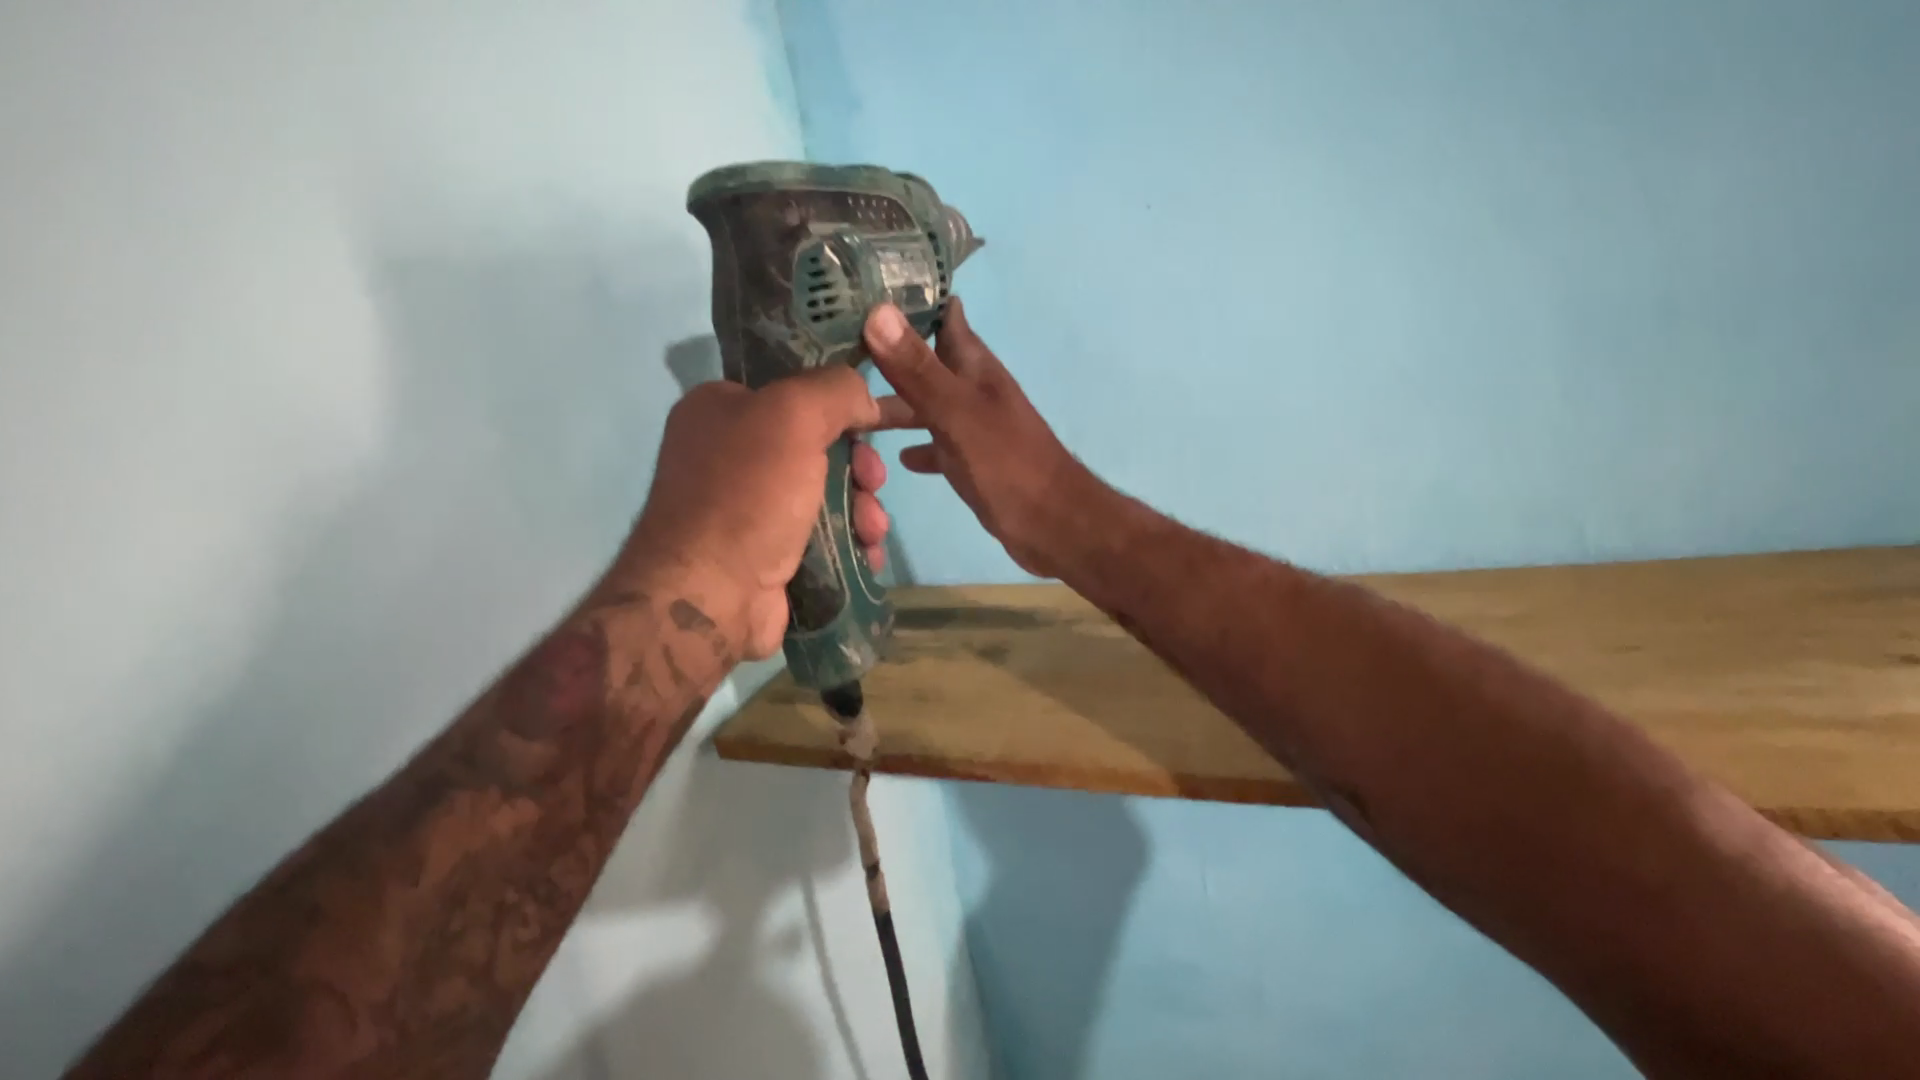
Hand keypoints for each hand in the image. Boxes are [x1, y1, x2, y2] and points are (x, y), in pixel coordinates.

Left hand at [625, 366, 893, 659]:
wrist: (712, 595)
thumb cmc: (748, 493)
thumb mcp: (794, 415)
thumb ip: (836, 389)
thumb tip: (866, 398)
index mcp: (720, 409)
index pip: (793, 391)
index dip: (840, 406)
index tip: (872, 425)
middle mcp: (729, 455)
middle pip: (820, 447)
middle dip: (859, 468)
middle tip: (872, 484)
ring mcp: (748, 509)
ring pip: (829, 495)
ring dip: (862, 509)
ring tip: (871, 531)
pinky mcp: (768, 554)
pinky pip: (824, 537)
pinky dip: (851, 543)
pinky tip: (867, 554)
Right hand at [862, 298, 1094, 577]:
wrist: (1054, 525)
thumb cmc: (1008, 465)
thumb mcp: (957, 413)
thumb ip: (918, 368)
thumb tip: (877, 310)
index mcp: (975, 368)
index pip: (943, 315)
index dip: (908, 297)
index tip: (861, 287)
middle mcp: (974, 390)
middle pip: (927, 361)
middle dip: (889, 353)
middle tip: (835, 350)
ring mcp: (974, 427)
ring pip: (927, 404)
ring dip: (895, 403)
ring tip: (848, 404)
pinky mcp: (972, 462)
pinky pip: (937, 445)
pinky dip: (918, 445)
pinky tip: (896, 457)